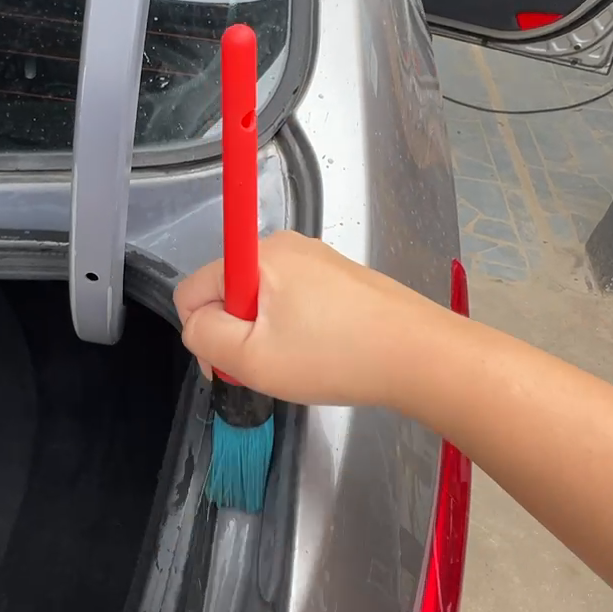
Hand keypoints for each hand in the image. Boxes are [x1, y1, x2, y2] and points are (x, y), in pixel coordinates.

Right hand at [173, 231, 452, 408]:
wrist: (420, 355)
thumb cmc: (334, 357)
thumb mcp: (251, 359)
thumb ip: (204, 337)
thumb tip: (197, 323)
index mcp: (257, 256)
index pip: (192, 289)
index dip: (202, 332)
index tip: (231, 363)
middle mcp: (283, 245)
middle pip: (227, 291)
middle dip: (236, 332)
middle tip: (268, 366)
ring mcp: (314, 257)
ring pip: (260, 298)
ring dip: (266, 332)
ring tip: (300, 360)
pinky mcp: (337, 273)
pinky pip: (292, 298)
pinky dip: (294, 326)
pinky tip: (322, 350)